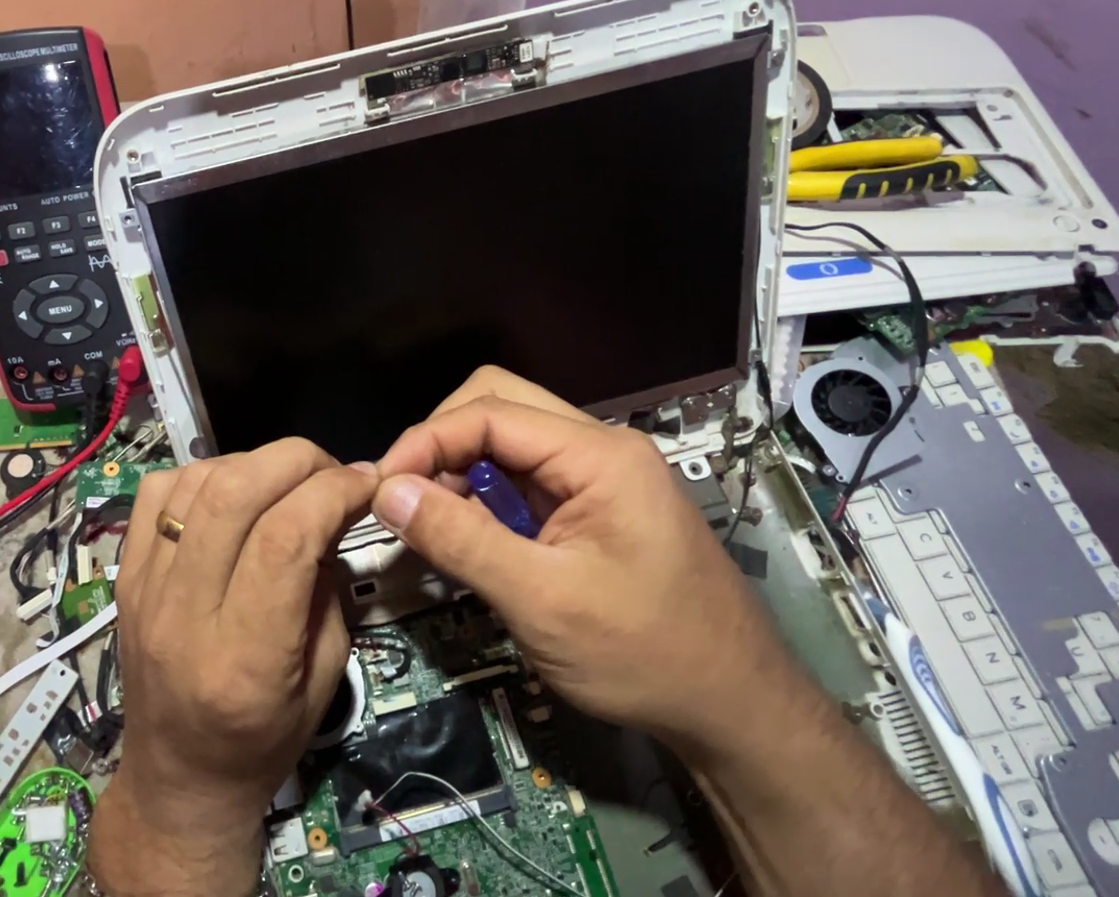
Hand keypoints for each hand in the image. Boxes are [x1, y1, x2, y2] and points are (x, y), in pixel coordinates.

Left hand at [89, 440, 377, 895]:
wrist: (177, 778)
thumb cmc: (262, 741)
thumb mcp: (325, 678)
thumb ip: (330, 590)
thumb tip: (331, 512)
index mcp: (245, 657)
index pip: (286, 538)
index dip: (334, 492)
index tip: (366, 483)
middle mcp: (185, 615)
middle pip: (235, 493)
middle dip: (297, 460)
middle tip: (330, 470)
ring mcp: (144, 590)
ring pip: (195, 482)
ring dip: (254, 462)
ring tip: (286, 479)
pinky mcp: (124, 576)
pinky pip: (156, 492)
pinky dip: (202, 473)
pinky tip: (232, 493)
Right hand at [372, 366, 826, 757]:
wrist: (735, 711)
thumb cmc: (647, 654)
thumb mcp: (541, 600)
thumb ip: (461, 538)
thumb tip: (388, 492)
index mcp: (599, 454)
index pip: (489, 411)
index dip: (426, 442)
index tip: (382, 491)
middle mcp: (599, 450)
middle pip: (498, 408)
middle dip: (442, 446)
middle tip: (407, 500)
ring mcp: (598, 479)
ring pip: (507, 445)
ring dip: (459, 475)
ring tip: (430, 526)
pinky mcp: (592, 510)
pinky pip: (522, 483)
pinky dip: (484, 502)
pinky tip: (469, 540)